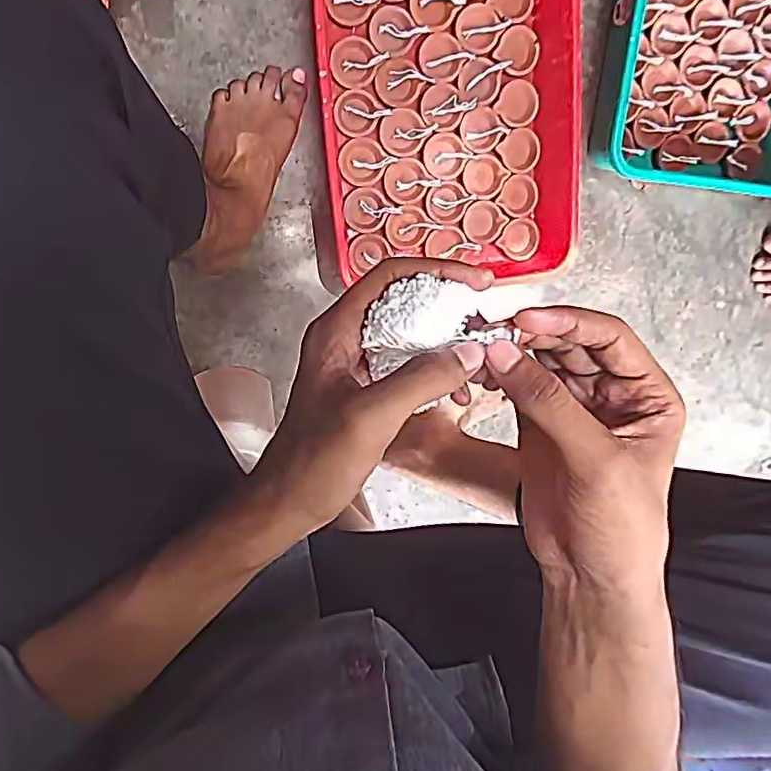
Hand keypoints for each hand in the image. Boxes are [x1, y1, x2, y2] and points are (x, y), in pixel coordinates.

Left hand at [249, 259, 492, 534]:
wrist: (289, 500)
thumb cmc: (312, 461)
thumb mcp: (371, 416)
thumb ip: (421, 379)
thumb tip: (466, 351)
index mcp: (336, 331)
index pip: (388, 276)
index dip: (434, 270)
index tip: (472, 279)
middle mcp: (344, 338)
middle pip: (401, 299)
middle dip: (446, 303)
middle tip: (481, 313)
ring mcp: (354, 360)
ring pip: (407, 330)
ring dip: (444, 337)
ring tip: (475, 352)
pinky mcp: (365, 384)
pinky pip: (406, 360)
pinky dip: (434, 366)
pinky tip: (455, 385)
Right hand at [485, 308, 685, 589]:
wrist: (591, 576)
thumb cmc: (624, 530)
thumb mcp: (597, 460)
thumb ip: (550, 403)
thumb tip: (508, 354)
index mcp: (646, 396)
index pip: (609, 339)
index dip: (570, 323)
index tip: (531, 319)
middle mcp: (611, 395)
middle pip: (571, 344)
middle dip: (536, 333)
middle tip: (501, 330)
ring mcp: (572, 408)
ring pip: (541, 360)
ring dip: (515, 351)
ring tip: (488, 347)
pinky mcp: (539, 423)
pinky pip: (517, 385)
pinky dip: (500, 374)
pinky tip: (487, 371)